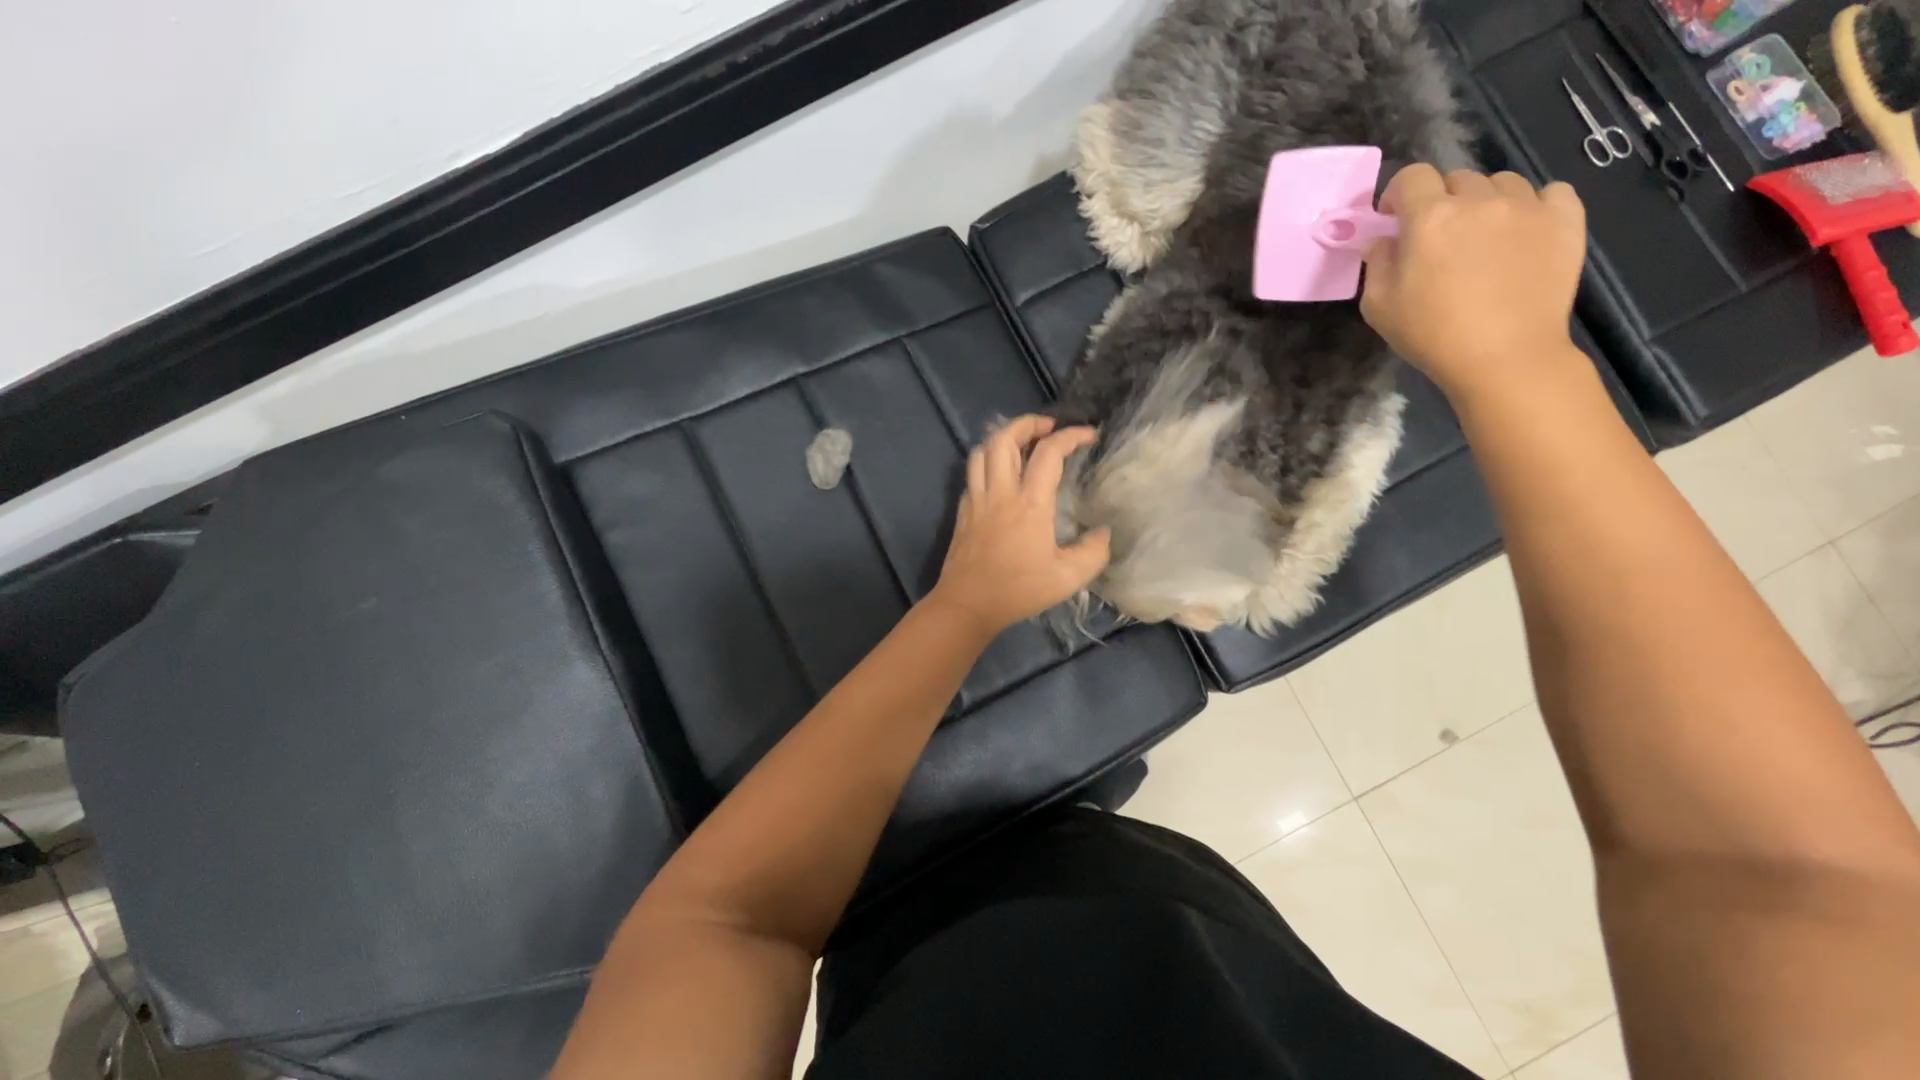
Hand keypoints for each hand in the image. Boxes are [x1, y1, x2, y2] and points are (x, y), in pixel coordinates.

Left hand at [928, 416, 1111, 634]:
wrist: (968, 604)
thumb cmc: (1019, 590)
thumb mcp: (1068, 578)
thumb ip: (1093, 552)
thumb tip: (1103, 533)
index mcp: (1030, 503)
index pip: (1049, 453)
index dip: (1070, 436)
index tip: (1088, 435)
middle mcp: (1001, 492)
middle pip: (1004, 439)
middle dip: (1027, 423)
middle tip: (1047, 427)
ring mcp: (977, 500)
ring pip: (982, 451)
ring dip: (1003, 439)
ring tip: (1022, 443)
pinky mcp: (963, 512)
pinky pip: (972, 474)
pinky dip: (987, 463)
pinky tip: (1000, 476)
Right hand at [1361, 165, 1587, 399]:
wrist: (1505, 358)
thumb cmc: (1433, 335)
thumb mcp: (1379, 307)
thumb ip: (1375, 264)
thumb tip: (1382, 240)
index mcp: (1430, 217)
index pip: (1412, 176)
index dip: (1399, 193)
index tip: (1396, 218)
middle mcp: (1479, 200)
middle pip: (1457, 178)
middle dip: (1442, 200)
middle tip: (1441, 237)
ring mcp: (1527, 207)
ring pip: (1502, 182)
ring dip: (1487, 200)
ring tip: (1485, 235)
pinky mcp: (1565, 221)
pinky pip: (1552, 192)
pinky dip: (1537, 204)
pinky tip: (1526, 230)